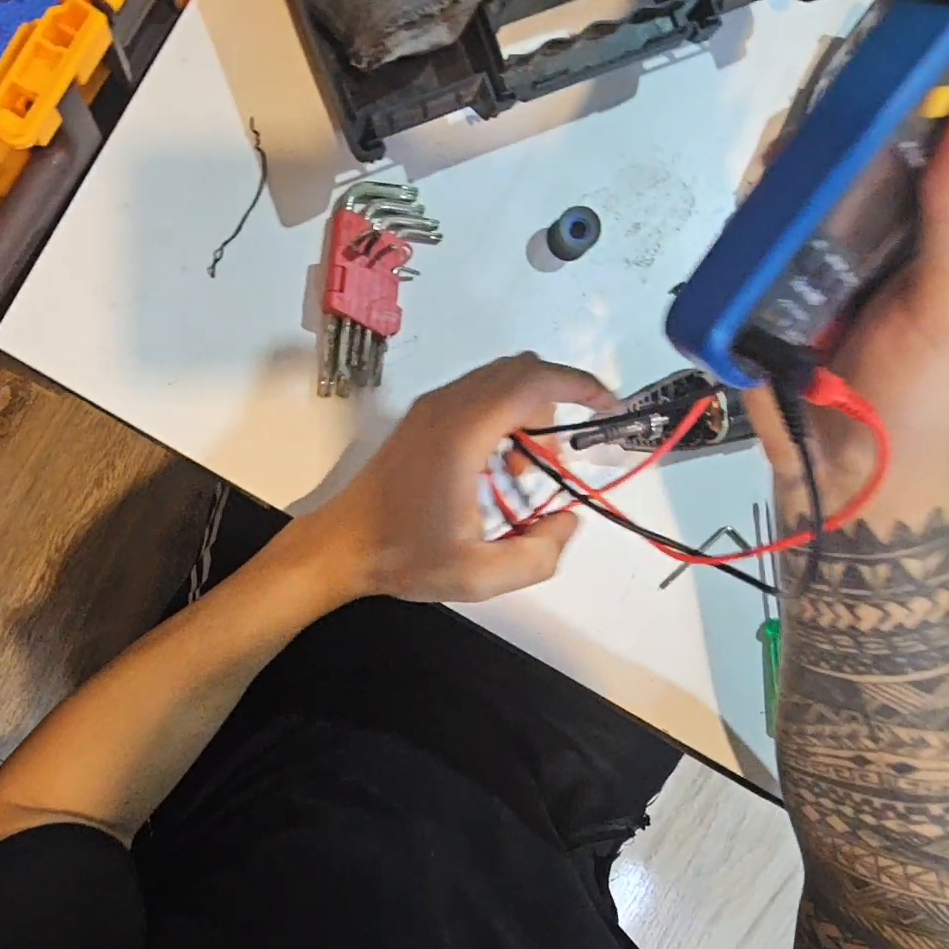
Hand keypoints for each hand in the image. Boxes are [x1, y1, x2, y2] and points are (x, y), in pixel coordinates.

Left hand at [290, 353, 615, 603]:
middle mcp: (446, 407)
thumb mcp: (479, 576)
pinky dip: (502, 416)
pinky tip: (493, 467)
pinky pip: (476, 395)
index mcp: (462, 433)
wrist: (340, 546)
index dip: (581, 385)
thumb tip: (566, 520)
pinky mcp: (419, 418)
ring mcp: (429, 408)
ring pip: (497, 380)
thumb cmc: (404, 557)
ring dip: (527, 412)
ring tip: (521, 473)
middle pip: (520, 371)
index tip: (607, 408)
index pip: (534, 380)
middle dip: (555, 406)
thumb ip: (539, 555)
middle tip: (553, 465)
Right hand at [744, 86, 948, 524]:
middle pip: (853, 165)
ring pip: (795, 203)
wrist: (839, 470)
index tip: (896, 63)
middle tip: (811, 118)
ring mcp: (813, 270)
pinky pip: (750, 254)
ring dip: (781, 176)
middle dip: (830, 134)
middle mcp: (875, 240)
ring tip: (772, 163)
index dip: (922, 95)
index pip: (939, 141)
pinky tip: (745, 211)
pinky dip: (744, 229)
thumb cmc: (918, 394)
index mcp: (940, 228)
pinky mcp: (763, 301)